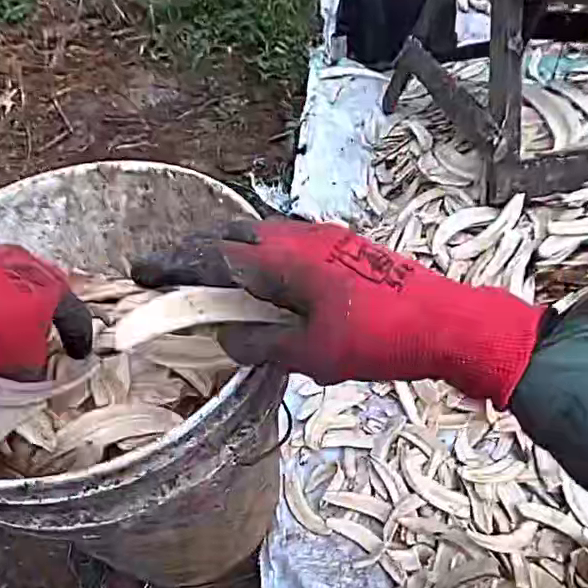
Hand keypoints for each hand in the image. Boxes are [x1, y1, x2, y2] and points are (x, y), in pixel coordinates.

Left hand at [0, 245, 91, 379]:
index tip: (77, 350)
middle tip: (30, 330)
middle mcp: (9, 259)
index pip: (69, 307)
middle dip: (32, 307)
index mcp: (42, 280)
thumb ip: (37, 353)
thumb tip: (33, 359)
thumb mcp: (26, 362)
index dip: (76, 333)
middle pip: (30, 283)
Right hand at [130, 219, 545, 406]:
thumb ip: (259, 344)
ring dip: (224, 251)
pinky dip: (255, 254)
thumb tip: (224, 337)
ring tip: (209, 277)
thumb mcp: (310, 355)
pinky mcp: (338, 244)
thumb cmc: (377, 340)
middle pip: (226, 236)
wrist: (448, 321)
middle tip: (170, 274)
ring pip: (255, 233)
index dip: (171, 267)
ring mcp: (319, 235)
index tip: (140, 273)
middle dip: (191, 254)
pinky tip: (260, 277)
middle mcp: (294, 237)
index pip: (209, 260)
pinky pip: (280, 239)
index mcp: (280, 262)